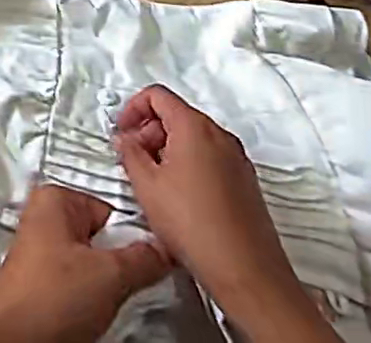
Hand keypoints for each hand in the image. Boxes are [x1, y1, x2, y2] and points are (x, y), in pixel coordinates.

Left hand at [0, 184, 169, 342]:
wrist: (16, 334)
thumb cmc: (49, 295)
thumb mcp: (110, 274)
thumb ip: (144, 258)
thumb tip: (165, 249)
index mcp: (56, 199)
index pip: (114, 208)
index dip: (139, 234)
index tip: (161, 255)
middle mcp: (48, 216)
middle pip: (105, 233)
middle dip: (125, 256)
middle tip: (138, 278)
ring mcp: (48, 247)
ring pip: (97, 258)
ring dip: (113, 277)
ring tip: (116, 294)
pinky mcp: (50, 276)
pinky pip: (86, 276)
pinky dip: (100, 290)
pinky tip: (103, 305)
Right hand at [115, 86, 338, 342]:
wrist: (246, 275)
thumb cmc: (199, 229)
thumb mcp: (145, 183)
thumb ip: (129, 150)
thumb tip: (126, 141)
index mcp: (196, 128)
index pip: (157, 95)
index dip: (132, 108)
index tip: (123, 128)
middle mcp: (221, 138)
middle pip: (176, 113)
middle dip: (149, 129)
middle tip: (133, 153)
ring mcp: (237, 161)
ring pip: (193, 136)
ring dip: (167, 146)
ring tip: (152, 177)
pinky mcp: (245, 183)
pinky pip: (210, 157)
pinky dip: (188, 162)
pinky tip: (175, 193)